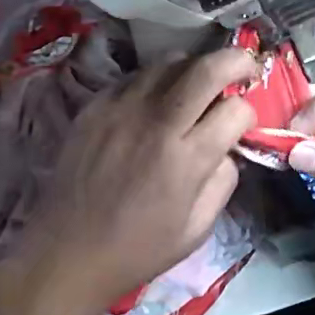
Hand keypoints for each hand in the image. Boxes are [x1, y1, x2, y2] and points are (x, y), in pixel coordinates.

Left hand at [14, 49, 257, 314]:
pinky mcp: (95, 105)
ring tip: (200, 85)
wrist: (65, 254)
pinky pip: (137, 75)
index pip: (235, 110)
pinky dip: (158, 80)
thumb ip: (224, 180)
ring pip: (171, 61)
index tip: (242, 125)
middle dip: (237, 61)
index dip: (248, 113)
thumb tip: (228, 145)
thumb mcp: (198, 228)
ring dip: (196, 67)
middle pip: (208, 68)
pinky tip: (158, 101)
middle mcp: (156, 124)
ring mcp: (121, 108)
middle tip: (246, 69)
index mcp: (186, 160)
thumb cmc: (138, 249)